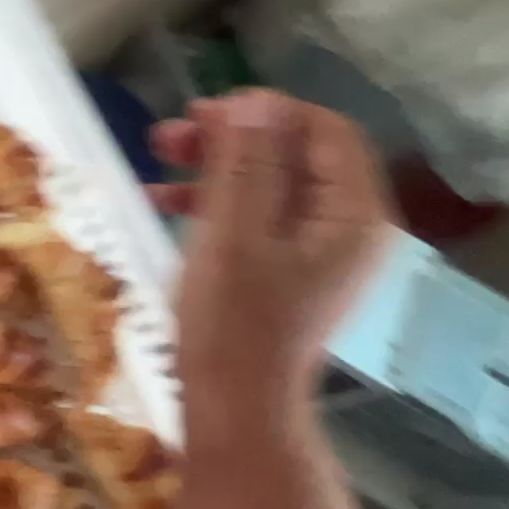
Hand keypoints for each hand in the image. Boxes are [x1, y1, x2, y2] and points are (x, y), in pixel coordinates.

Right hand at [147, 92, 391, 416]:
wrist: (234, 406)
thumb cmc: (234, 320)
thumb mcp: (233, 233)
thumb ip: (246, 163)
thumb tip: (252, 103)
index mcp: (353, 215)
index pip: (325, 132)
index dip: (266, 112)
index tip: (203, 112)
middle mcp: (347, 229)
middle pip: (295, 158)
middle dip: (232, 140)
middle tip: (167, 136)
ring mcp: (317, 255)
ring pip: (269, 187)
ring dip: (215, 169)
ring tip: (156, 162)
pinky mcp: (286, 275)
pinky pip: (256, 221)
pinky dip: (214, 206)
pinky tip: (164, 204)